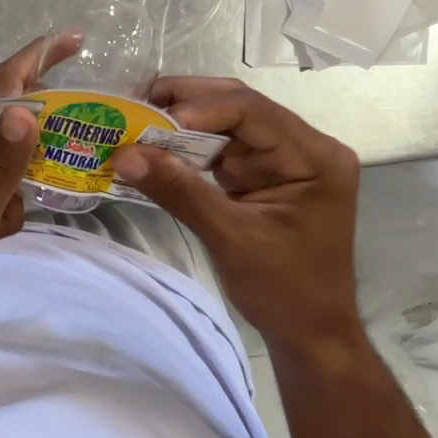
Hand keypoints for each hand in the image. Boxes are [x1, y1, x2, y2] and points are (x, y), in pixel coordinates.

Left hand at [0, 32, 81, 329]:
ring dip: (33, 169)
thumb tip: (25, 111)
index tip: (77, 38)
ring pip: (10, 158)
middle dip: (53, 115)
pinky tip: (11, 230)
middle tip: (94, 125)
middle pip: (13, 117)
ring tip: (62, 182)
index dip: (38, 57)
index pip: (4, 89)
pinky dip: (14, 202)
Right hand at [109, 78, 362, 348]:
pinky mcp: (262, 178)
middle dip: (185, 103)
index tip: (147, 123)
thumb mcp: (230, 238)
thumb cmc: (284, 289)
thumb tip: (124, 154)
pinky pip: (220, 151)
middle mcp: (303, 148)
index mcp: (314, 156)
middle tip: (133, 105)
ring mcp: (282, 162)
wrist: (311, 333)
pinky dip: (186, 150)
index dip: (197, 107)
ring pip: (225, 125)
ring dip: (180, 124)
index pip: (251, 110)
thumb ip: (180, 191)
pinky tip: (154, 149)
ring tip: (134, 123)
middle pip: (238, 107)